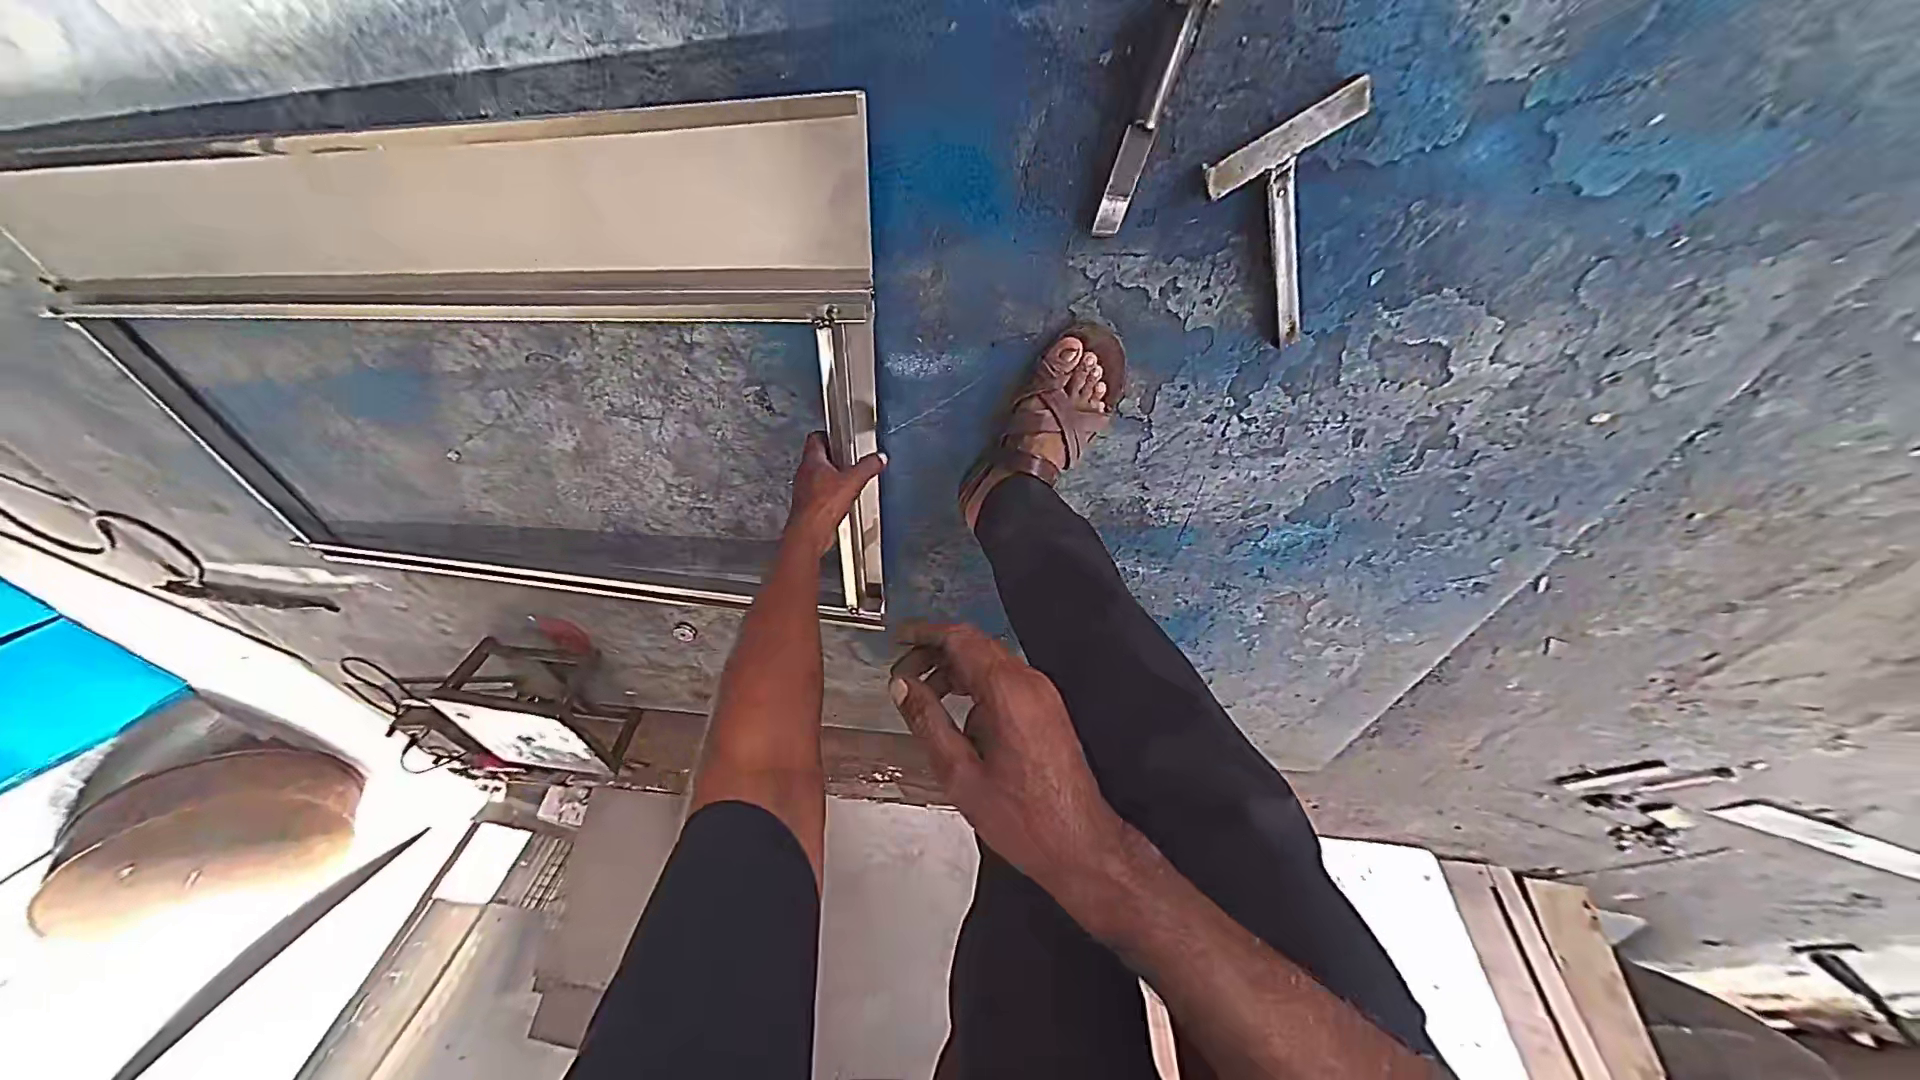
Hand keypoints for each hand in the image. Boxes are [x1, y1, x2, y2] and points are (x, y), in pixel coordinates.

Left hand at [784, 431, 885, 557]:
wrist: (810, 532)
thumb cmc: (822, 506)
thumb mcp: (853, 481)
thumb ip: (868, 467)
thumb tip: (879, 458)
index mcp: (812, 461)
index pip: (815, 438)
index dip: (828, 435)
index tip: (839, 438)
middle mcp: (805, 473)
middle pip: (817, 457)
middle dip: (833, 457)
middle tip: (847, 459)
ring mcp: (804, 489)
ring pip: (817, 476)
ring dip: (831, 477)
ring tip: (847, 480)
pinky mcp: (808, 505)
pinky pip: (818, 494)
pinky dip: (829, 494)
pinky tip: (841, 501)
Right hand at [888, 622, 1128, 890]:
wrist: (1079, 842)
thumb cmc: (1026, 819)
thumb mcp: (959, 773)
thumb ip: (927, 721)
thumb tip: (903, 688)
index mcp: (1008, 692)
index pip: (961, 639)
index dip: (925, 633)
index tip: (900, 638)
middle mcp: (1029, 683)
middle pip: (974, 645)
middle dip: (934, 653)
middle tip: (904, 673)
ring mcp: (1042, 694)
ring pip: (989, 661)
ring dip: (954, 670)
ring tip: (924, 696)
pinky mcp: (1046, 707)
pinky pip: (1005, 680)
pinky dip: (975, 685)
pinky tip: (957, 716)